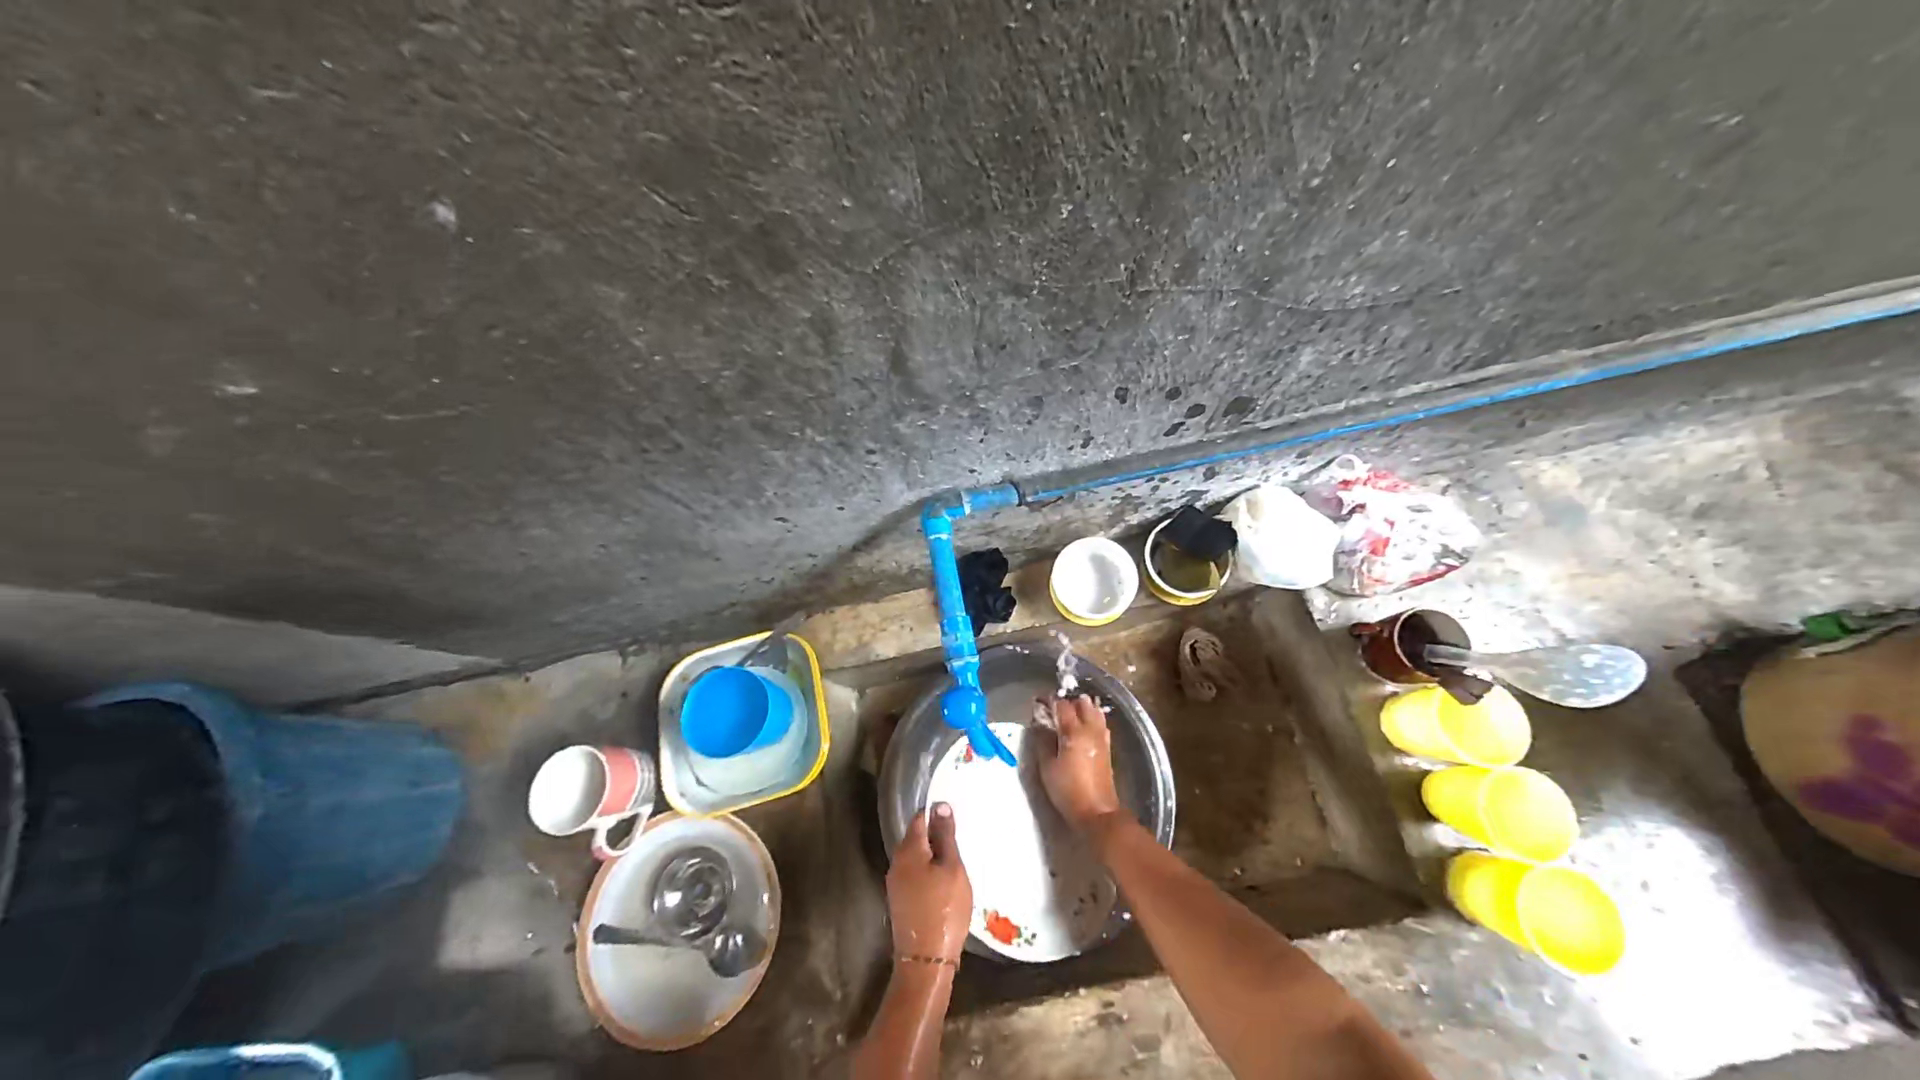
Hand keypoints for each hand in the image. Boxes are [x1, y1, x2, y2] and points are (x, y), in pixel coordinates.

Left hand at [886, 802, 971, 961]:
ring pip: (915, 858)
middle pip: (915, 838)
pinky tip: (943, 882)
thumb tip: (940, 805)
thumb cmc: (944, 908)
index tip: (955, 816)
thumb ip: (946, 836)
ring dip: (932, 856)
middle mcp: (896, 862)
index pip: (919, 818)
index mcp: (907, 850)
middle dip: (935, 835)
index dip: (936, 813)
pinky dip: (928, 872)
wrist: (926, 959)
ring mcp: (895, 883)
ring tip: (955, 861)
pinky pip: (914, 875)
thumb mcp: (952, 868)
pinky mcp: (899, 901)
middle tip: (960, 840)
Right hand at [1043, 695, 1122, 829]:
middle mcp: (1090, 729)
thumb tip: (1040, 724)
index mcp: (1074, 732)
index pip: (1062, 706)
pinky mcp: (1107, 747)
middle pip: (1082, 703)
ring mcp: (1102, 737)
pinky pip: (1099, 723)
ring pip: (1094, 711)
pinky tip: (1081, 728)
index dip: (1049, 701)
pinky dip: (1090, 718)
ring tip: (1067, 717)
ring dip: (1081, 709)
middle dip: (1067, 702)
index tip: (1038, 703)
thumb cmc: (1067, 790)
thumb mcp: (1047, 767)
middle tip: (1053, 710)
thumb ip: (1043, 741)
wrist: (1096, 812)